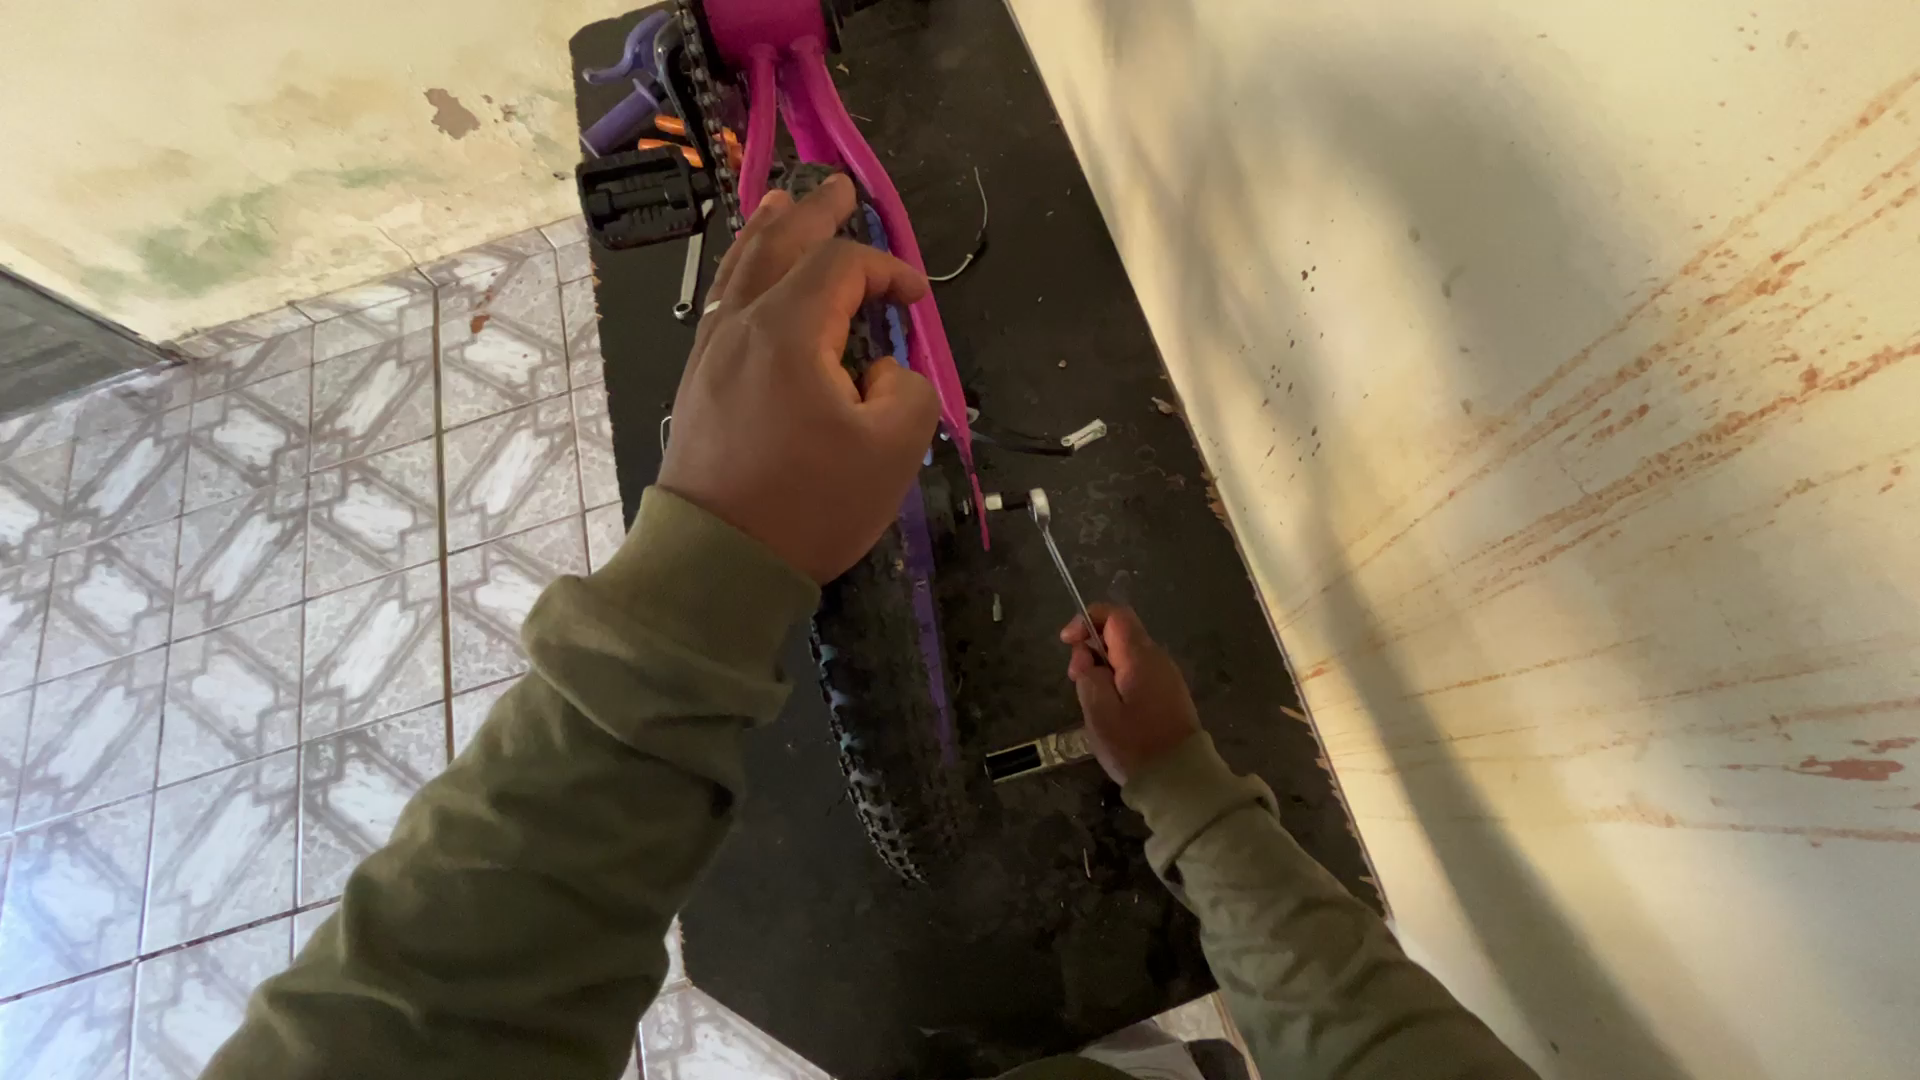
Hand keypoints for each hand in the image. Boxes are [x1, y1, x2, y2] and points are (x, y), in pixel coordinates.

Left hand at [658, 175, 938, 583]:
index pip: (843, 268)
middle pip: (780, 247)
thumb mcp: (892, 452)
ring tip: (781, 206)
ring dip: (767, 233)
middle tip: (840, 190)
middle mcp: (742, 327)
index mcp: (789, 332)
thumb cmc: (810, 505)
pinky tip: (745, 278)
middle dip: (816, 216)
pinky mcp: (698, 384)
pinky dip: (740, 276)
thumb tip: (881, 371)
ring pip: (739, 272)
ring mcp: (710, 353)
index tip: (918, 298)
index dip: (887, 270)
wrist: (719, 561)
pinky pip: (721, 307)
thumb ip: (908, 391)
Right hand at [1060, 605, 1199, 784]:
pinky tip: (1110, 707)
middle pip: (1120, 633)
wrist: (1179, 781)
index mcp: (1141, 657)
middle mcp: (1158, 659)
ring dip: (1103, 666)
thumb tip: (1088, 658)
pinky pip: (1137, 672)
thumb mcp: (1099, 711)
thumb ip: (1089, 675)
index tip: (1067, 642)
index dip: (1086, 620)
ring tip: (1091, 698)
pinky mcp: (1169, 694)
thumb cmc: (1135, 745)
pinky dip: (1118, 679)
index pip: (1114, 615)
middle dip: (1091, 647)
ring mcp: (1166, 677)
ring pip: (1127, 654)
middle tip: (1076, 678)